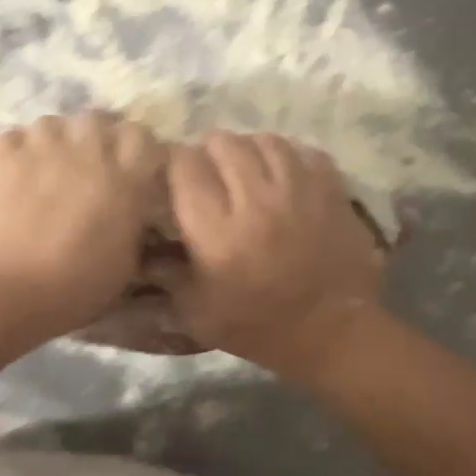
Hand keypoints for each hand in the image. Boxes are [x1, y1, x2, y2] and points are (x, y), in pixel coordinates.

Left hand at [0, 114, 165, 335]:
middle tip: (85, 167)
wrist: (1, 290)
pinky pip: (13, 136)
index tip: (130, 169)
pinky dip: (15, 151)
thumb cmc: (71, 289)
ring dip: (55, 141)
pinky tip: (11, 174)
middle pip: (97, 120)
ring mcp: (39, 145)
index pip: (142, 136)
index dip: (135, 150)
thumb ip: (130, 225)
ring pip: (54, 123)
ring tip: (45, 168)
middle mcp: (86, 150)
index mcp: (124, 178)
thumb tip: (129, 211)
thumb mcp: (122, 264)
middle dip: (94, 138)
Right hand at [161, 132, 385, 372]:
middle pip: (223, 143)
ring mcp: (299, 191)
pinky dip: (287, 157)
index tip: (173, 177)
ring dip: (247, 150)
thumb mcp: (196, 311)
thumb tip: (143, 246)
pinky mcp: (332, 191)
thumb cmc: (256, 327)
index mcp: (217, 231)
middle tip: (208, 172)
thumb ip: (166, 272)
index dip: (173, 163)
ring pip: (264, 139)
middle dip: (208, 152)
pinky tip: (281, 176)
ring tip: (245, 169)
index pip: (184, 165)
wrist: (332, 336)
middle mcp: (256, 201)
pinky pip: (303, 151)